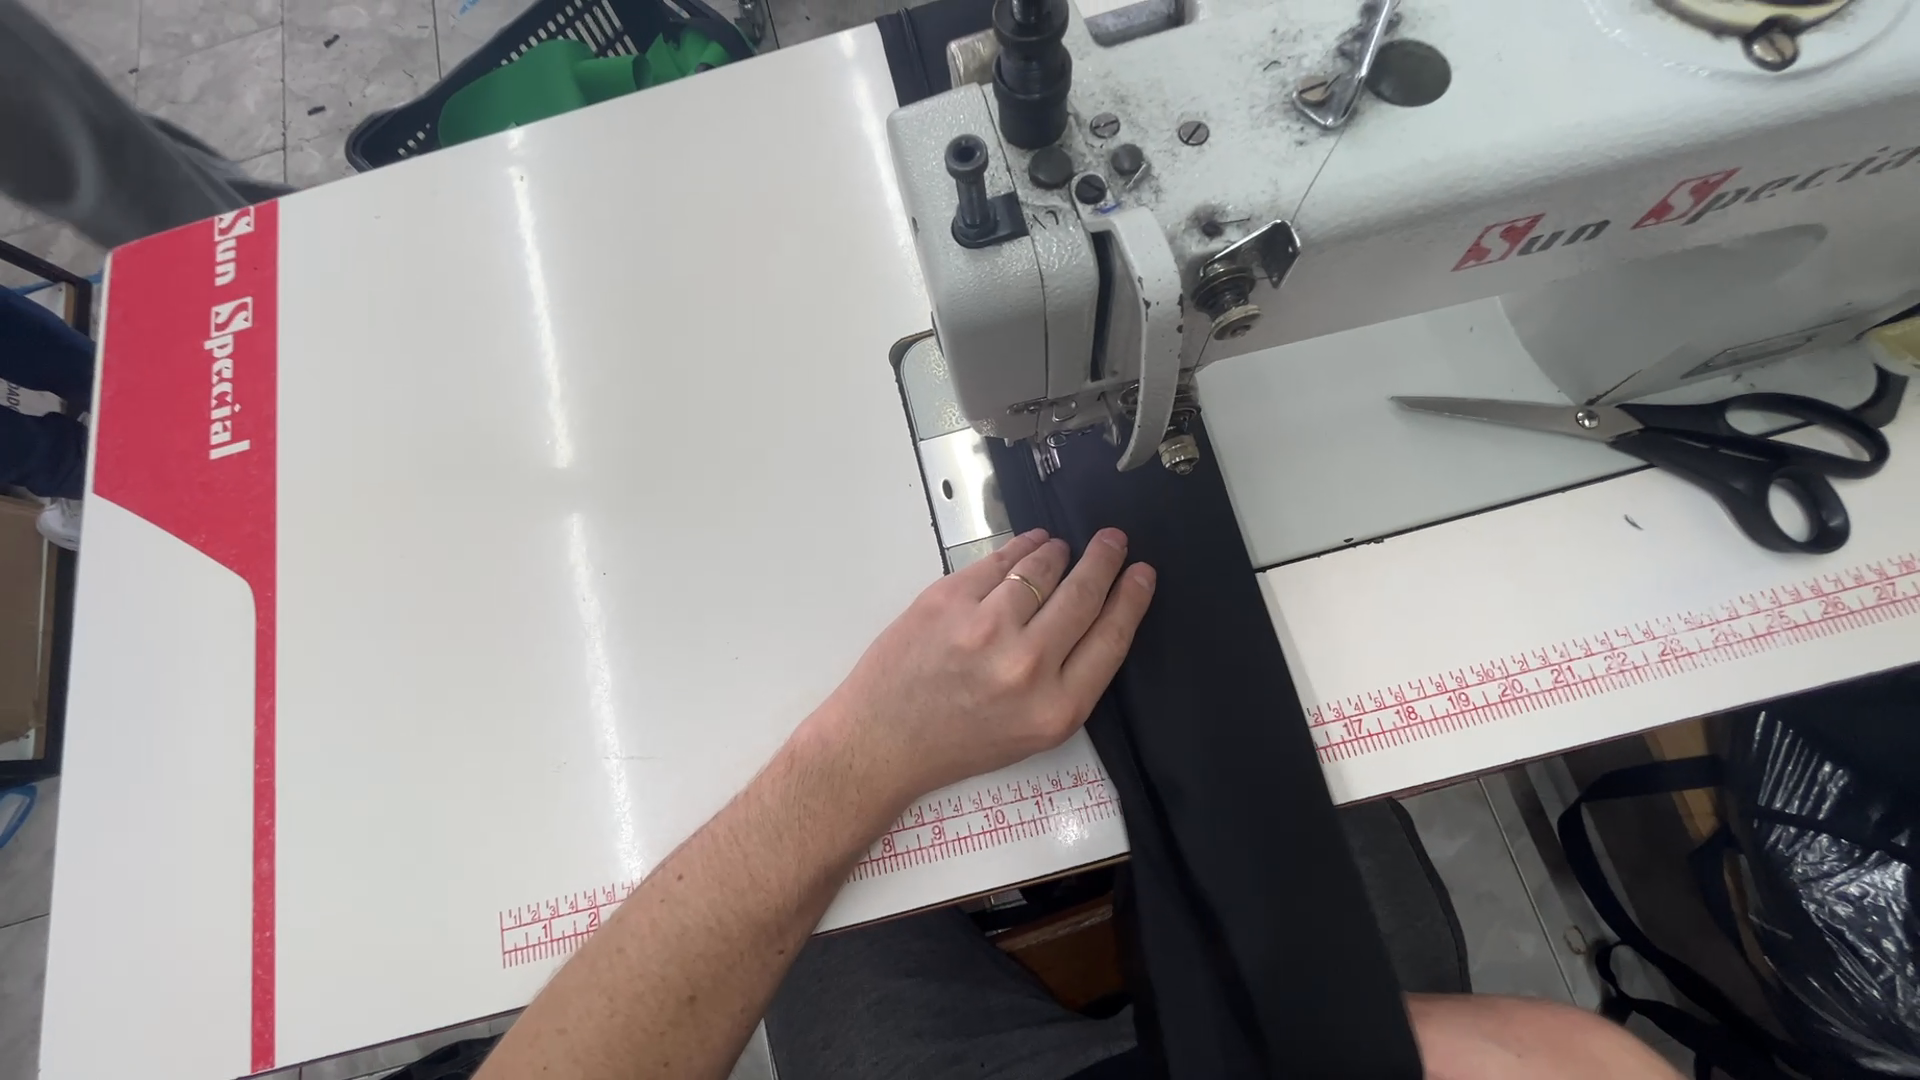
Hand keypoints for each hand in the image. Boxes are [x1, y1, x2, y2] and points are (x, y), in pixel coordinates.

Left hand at [811, 527, 1155, 811]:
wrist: (882, 741)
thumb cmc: (957, 743)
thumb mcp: (1032, 732)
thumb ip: (1068, 682)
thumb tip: (1092, 616)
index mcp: (1056, 708)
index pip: (1111, 638)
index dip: (1132, 599)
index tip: (1142, 574)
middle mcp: (1027, 666)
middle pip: (1083, 595)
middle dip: (1104, 560)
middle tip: (1114, 540)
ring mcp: (984, 627)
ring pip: (1042, 569)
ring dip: (1058, 552)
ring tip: (1064, 547)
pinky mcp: (948, 600)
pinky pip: (998, 560)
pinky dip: (1021, 547)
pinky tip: (1032, 543)